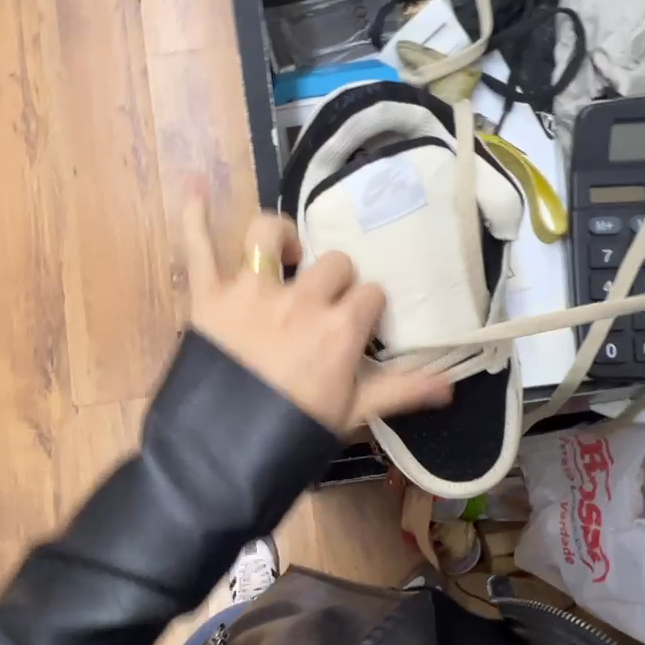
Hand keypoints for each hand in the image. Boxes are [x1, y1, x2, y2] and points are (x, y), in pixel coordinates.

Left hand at [181, 195, 451, 432]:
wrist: (223, 457)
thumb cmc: (293, 436)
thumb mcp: (352, 414)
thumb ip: (399, 390)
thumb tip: (449, 385)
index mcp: (339, 327)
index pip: (371, 295)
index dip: (367, 309)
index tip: (357, 327)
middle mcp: (299, 298)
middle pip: (331, 263)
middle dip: (334, 281)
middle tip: (323, 307)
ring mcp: (251, 292)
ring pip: (268, 235)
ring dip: (279, 238)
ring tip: (284, 256)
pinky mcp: (208, 297)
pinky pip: (199, 246)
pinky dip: (196, 215)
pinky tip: (198, 188)